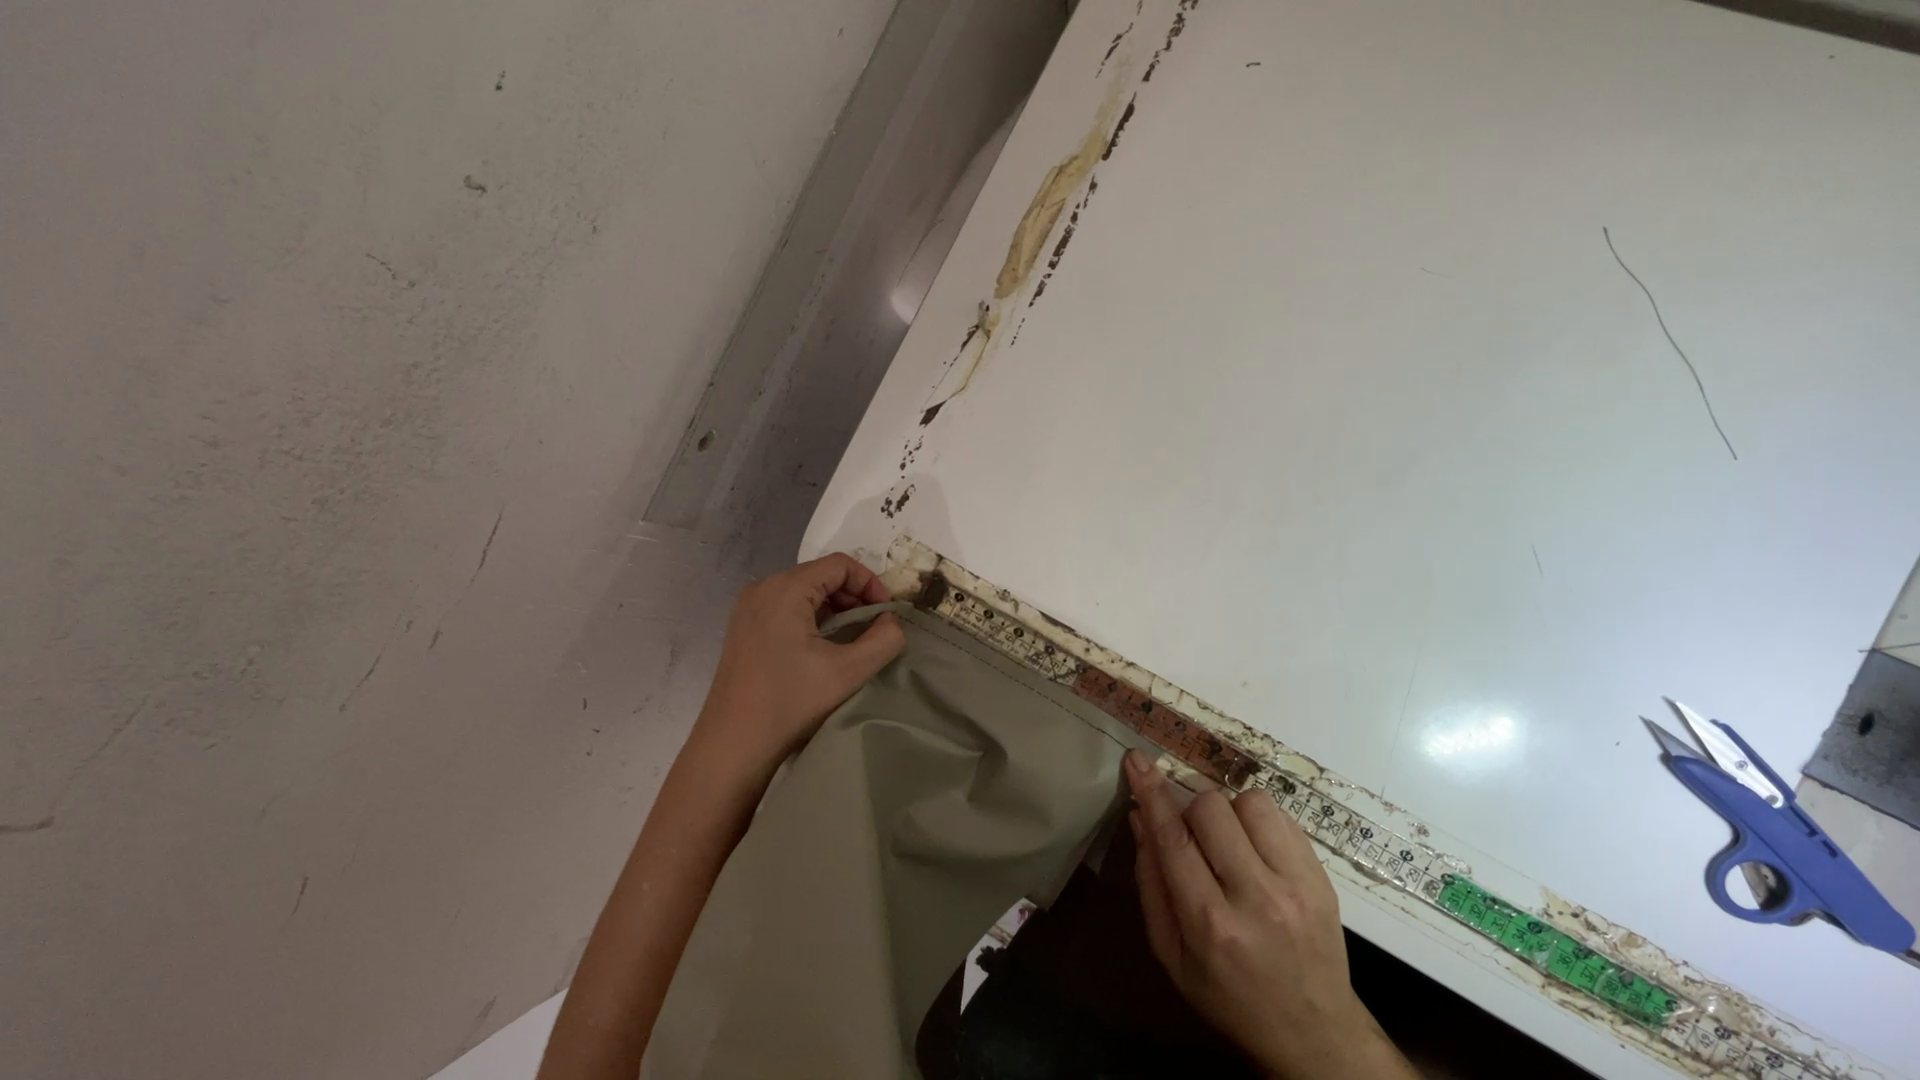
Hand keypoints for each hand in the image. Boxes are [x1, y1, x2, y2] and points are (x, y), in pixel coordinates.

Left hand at [693, 554, 905, 770]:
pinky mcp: (743, 628)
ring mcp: (748, 608)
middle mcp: (763, 588)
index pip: (839, 564)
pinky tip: (822, 649)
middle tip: (874, 629)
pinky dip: (811, 618)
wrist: (734, 743)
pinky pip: (785, 608)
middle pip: (820, 575)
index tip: (887, 615)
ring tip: (852, 640)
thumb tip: (892, 622)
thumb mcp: (849, 671)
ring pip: (803, 592)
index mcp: (785, 589)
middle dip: (853, 597)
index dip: (870, 583)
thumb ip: (883, 640)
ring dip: (834, 609)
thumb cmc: (791, 702)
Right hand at [1125, 752, 1416, 1079]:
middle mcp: (1256, 898)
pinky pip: (1284, 818)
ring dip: (1229, 812)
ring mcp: (1297, 885)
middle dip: (1191, 808)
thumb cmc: (1228, 998)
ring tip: (1229, 843)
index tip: (1137, 760)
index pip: (1174, 839)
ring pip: (1252, 802)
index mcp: (1210, 924)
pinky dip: (1260, 823)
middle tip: (1192, 834)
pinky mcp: (1322, 878)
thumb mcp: (1171, 955)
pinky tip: (1256, 851)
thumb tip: (1139, 818)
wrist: (1312, 1032)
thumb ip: (1151, 884)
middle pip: (1212, 809)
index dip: (1151, 793)